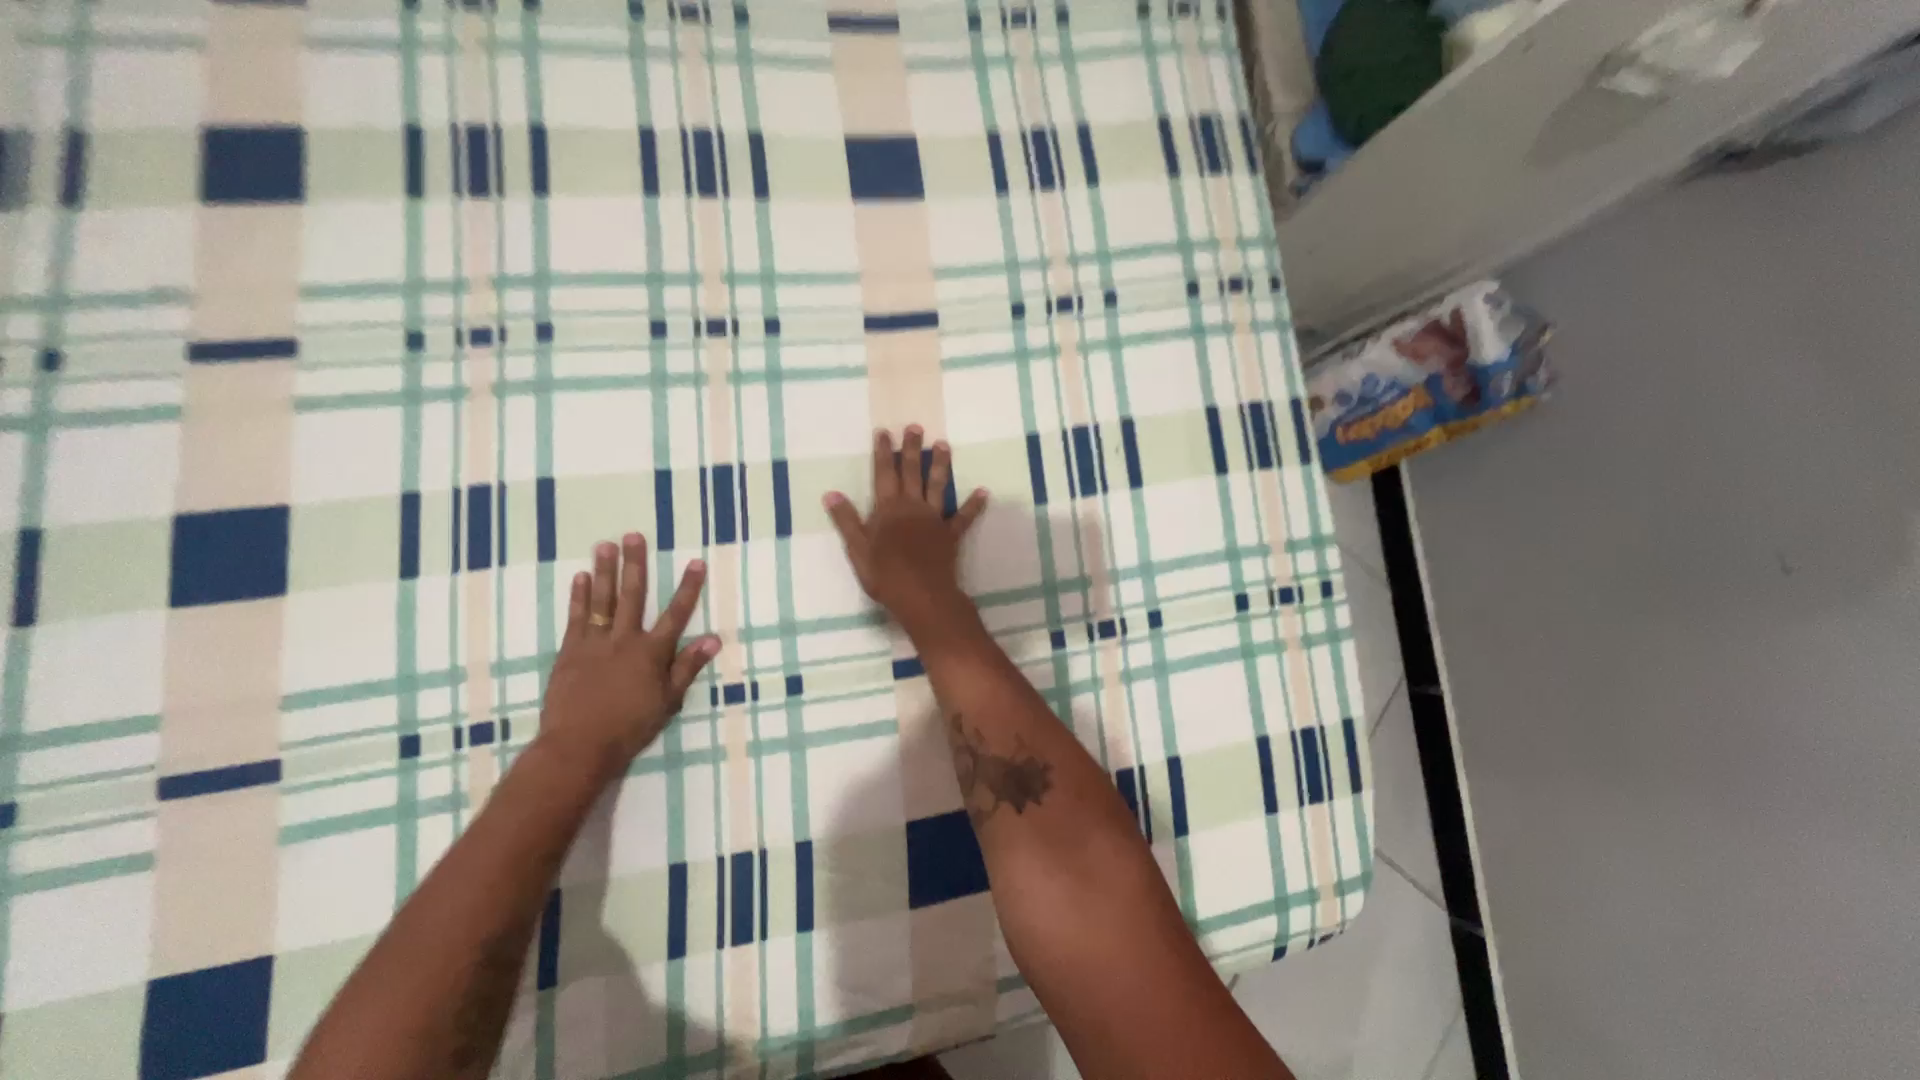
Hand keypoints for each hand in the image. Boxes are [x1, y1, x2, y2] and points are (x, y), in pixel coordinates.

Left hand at [539, 533, 718, 777]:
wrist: (579, 745)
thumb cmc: (630, 727)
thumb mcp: (668, 701)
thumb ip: (687, 667)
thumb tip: (713, 639)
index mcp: (652, 653)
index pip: (676, 614)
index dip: (688, 587)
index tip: (696, 562)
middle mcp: (625, 640)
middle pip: (633, 595)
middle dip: (636, 564)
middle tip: (634, 535)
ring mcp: (595, 643)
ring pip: (603, 600)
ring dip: (605, 571)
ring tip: (605, 545)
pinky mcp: (571, 652)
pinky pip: (577, 618)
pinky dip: (580, 597)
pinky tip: (581, 577)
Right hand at [824, 425, 989, 635]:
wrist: (922, 596)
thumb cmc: (885, 575)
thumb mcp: (857, 550)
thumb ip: (846, 521)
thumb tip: (831, 494)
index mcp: (888, 509)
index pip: (884, 474)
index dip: (883, 452)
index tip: (884, 432)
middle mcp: (912, 507)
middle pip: (912, 473)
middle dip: (912, 449)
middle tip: (916, 427)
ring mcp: (934, 520)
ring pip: (937, 486)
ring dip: (941, 465)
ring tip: (944, 444)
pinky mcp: (951, 535)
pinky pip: (963, 517)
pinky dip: (973, 505)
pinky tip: (983, 492)